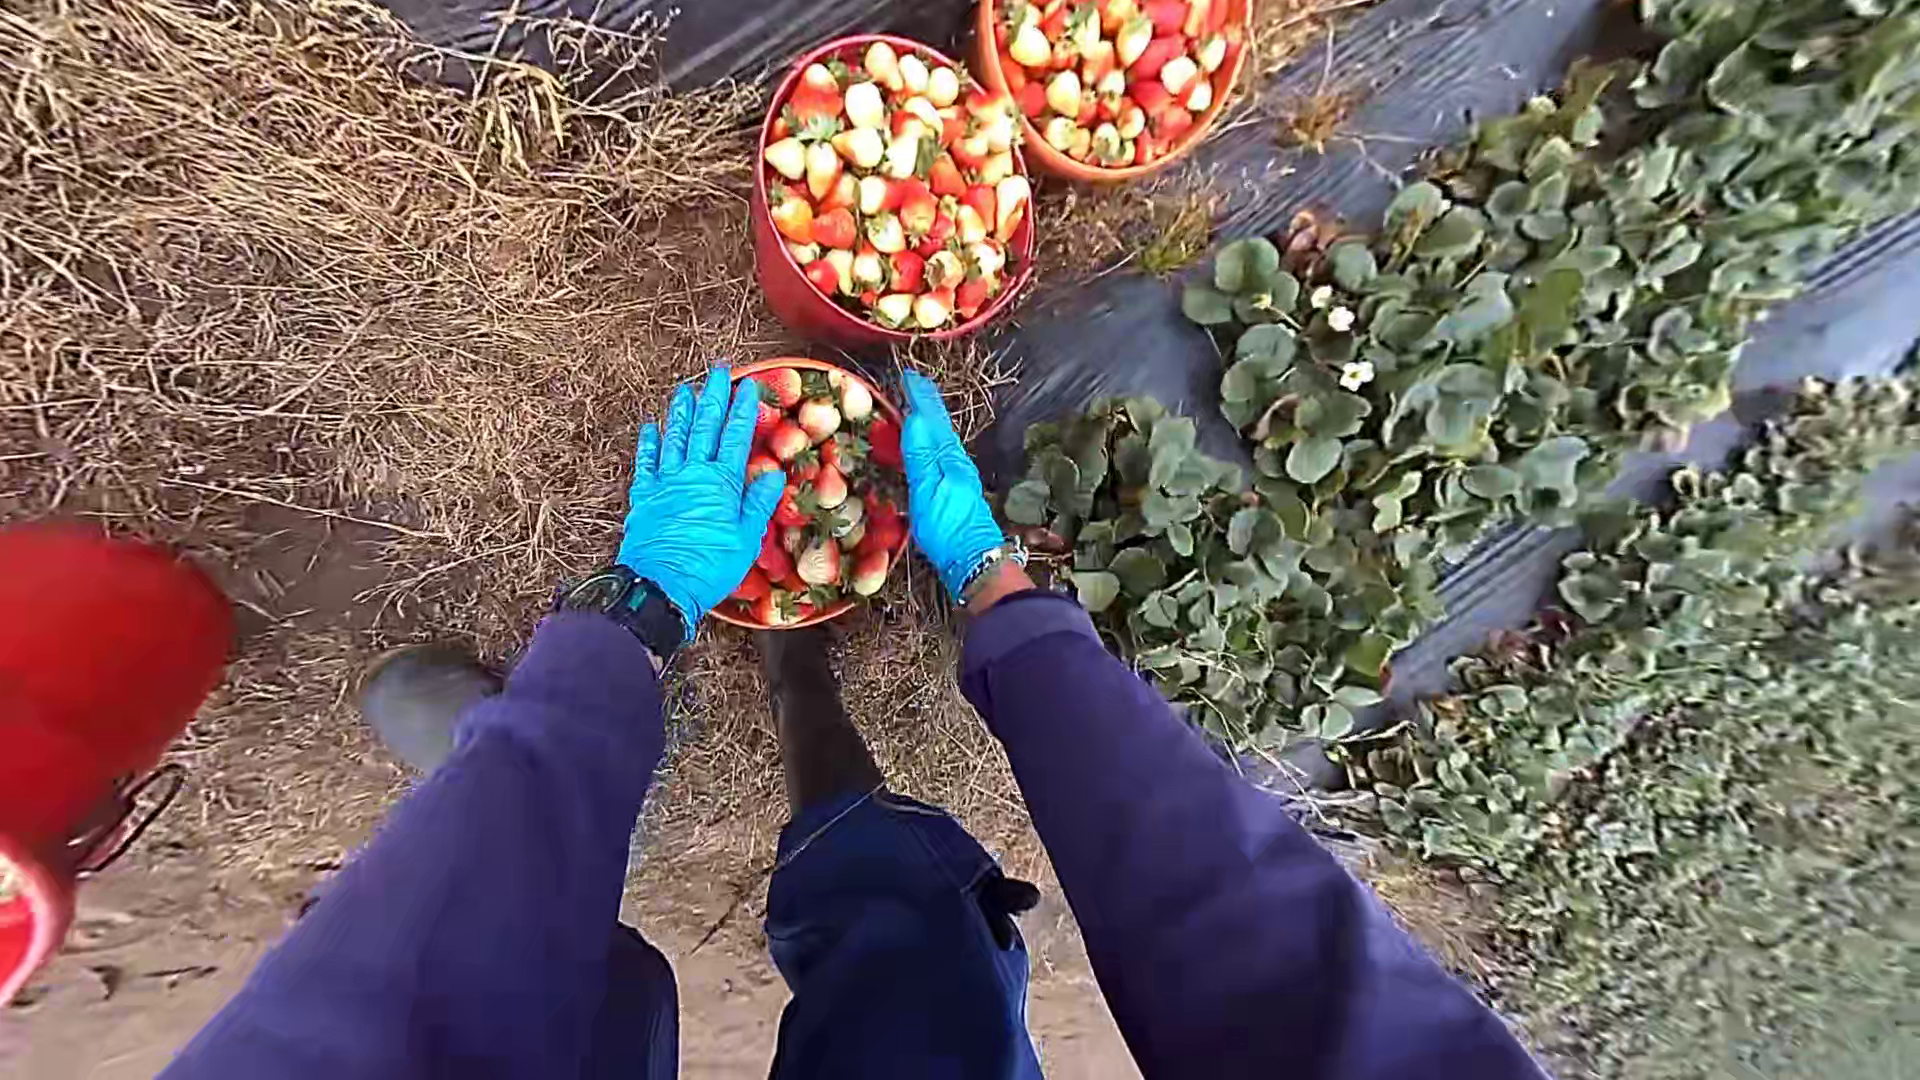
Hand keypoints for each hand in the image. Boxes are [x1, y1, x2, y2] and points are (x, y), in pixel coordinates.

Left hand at [618, 366, 785, 642]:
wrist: (661, 584)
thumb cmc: (711, 564)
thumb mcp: (746, 537)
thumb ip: (757, 503)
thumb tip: (772, 475)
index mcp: (722, 482)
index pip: (735, 437)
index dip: (743, 411)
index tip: (748, 387)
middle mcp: (693, 474)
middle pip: (704, 428)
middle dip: (713, 398)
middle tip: (718, 372)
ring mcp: (666, 482)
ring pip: (675, 437)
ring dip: (681, 412)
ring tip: (685, 389)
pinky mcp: (645, 495)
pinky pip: (647, 462)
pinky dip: (649, 443)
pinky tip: (651, 428)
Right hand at [900, 372, 1004, 601]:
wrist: (973, 560)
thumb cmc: (948, 528)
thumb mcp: (929, 490)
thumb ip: (922, 456)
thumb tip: (915, 417)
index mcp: (949, 457)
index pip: (932, 418)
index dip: (920, 397)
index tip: (908, 375)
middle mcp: (955, 462)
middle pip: (939, 425)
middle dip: (925, 404)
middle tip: (911, 385)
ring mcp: (956, 476)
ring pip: (939, 439)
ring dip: (927, 421)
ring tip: (915, 408)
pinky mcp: (953, 491)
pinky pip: (937, 455)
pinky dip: (928, 443)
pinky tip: (924, 449)